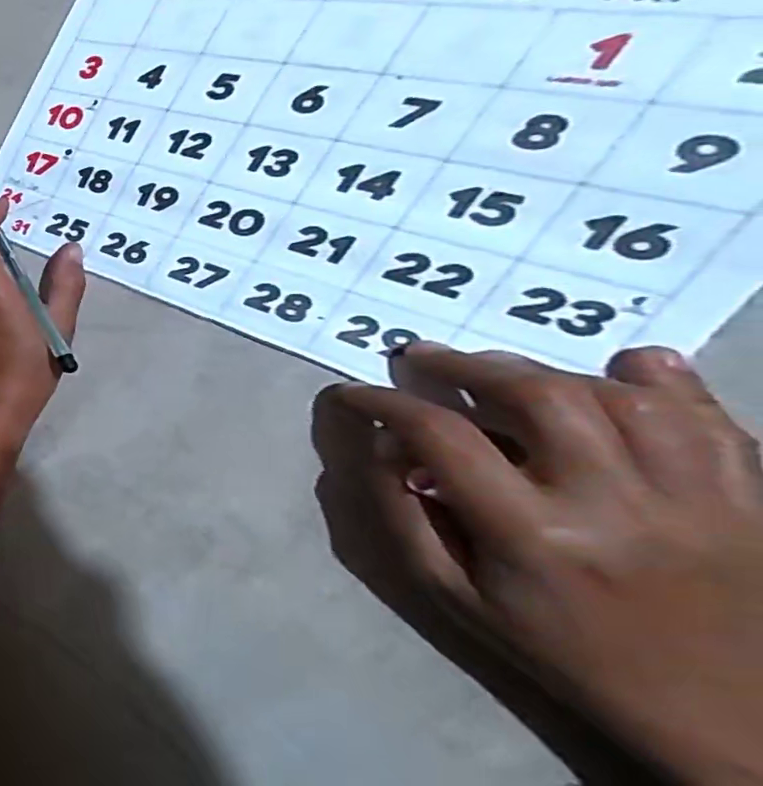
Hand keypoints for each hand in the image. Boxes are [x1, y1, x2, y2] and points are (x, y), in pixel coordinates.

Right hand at [318, 344, 762, 784]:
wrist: (722, 718)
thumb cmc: (561, 651)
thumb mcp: (453, 595)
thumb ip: (403, 514)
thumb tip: (384, 444)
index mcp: (534, 537)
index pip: (441, 436)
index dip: (383, 403)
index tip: (353, 395)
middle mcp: (616, 506)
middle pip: (536, 396)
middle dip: (461, 364)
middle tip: (420, 357)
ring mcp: (696, 500)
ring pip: (616, 395)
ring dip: (543, 371)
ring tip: (503, 374)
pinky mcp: (749, 500)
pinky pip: (708, 419)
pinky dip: (663, 381)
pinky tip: (624, 369)